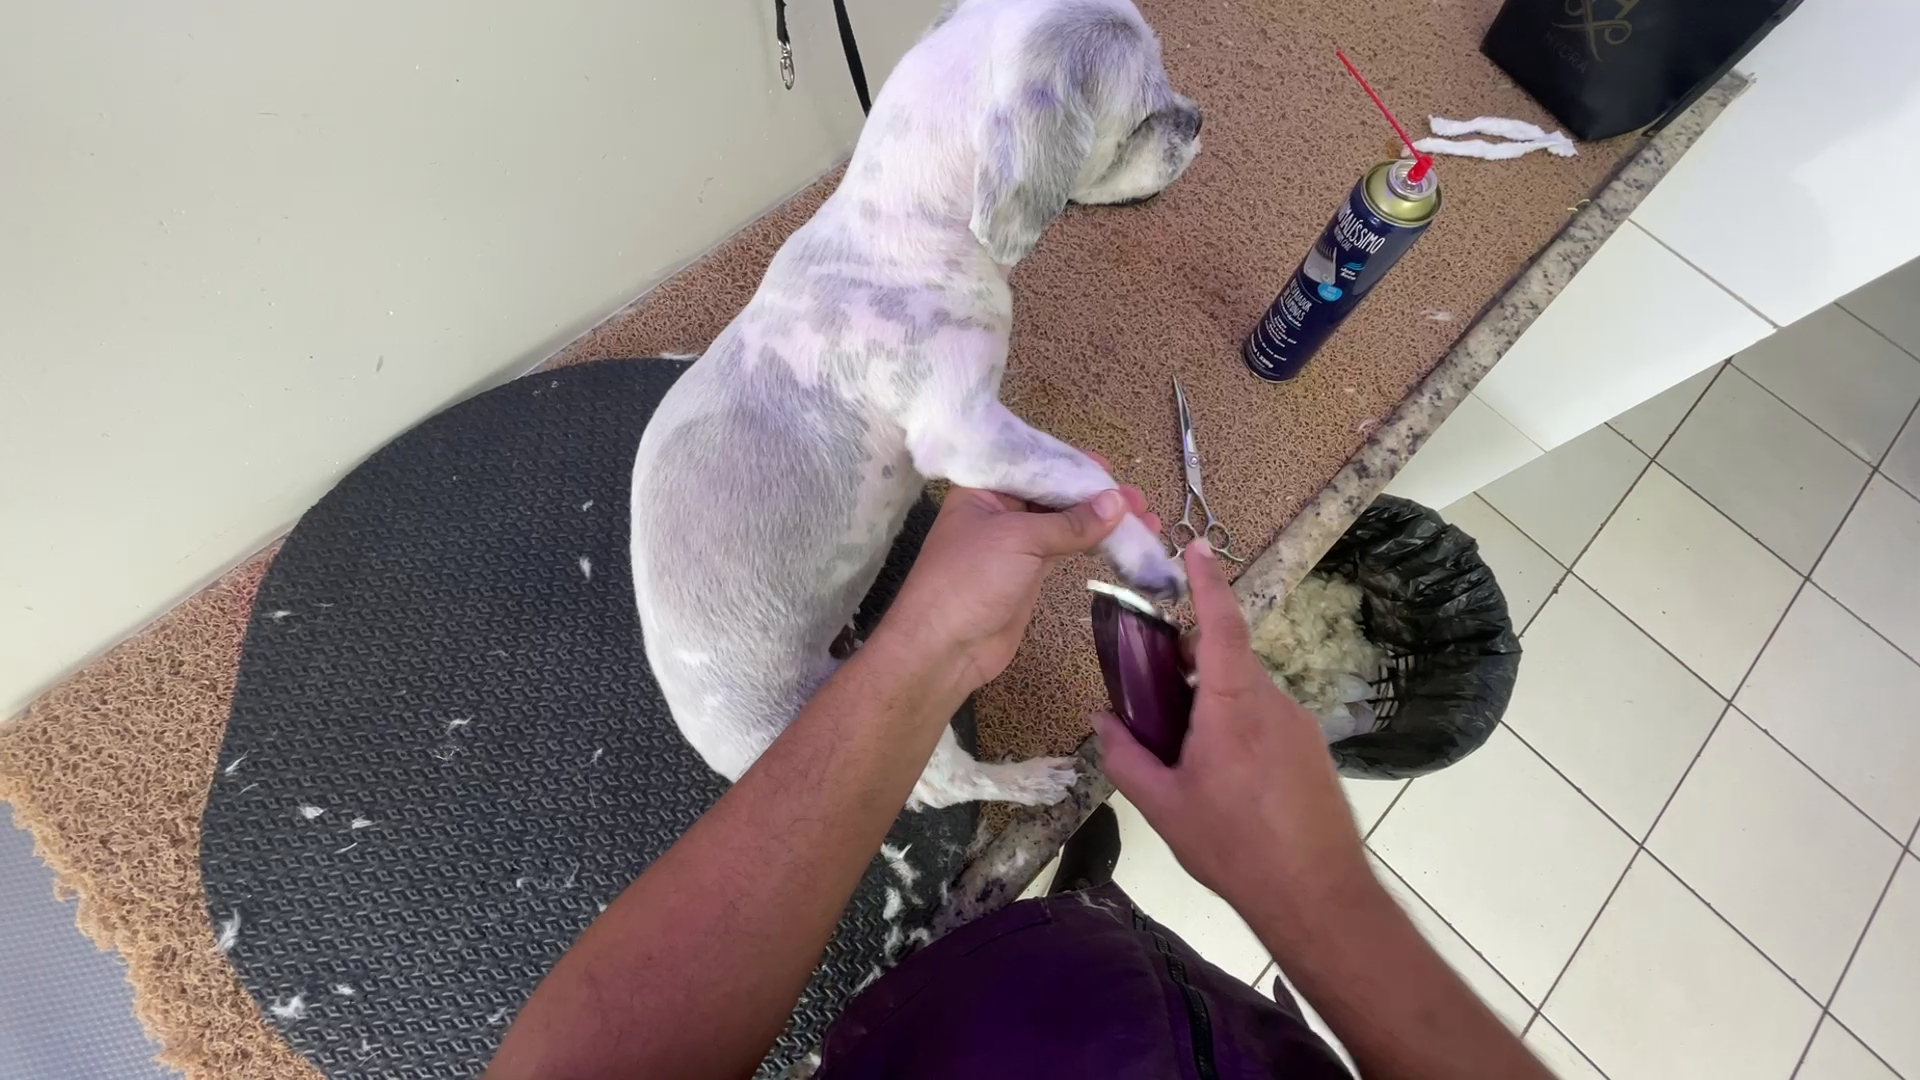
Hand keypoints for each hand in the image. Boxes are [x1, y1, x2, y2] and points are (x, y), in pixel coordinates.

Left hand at [875, 479, 1159, 704]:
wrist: (944, 648)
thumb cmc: (969, 580)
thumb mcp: (1019, 539)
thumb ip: (1070, 522)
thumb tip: (1118, 502)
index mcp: (983, 490)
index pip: (1033, 464)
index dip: (1072, 465)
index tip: (1110, 468)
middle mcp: (998, 511)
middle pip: (1053, 493)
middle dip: (1096, 495)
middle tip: (1140, 501)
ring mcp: (1014, 544)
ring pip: (1064, 523)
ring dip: (1102, 521)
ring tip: (1146, 519)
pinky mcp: (1028, 573)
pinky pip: (1065, 550)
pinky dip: (1093, 545)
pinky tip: (1122, 542)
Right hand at [1094, 541, 1373, 919]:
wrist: (1321, 899)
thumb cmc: (1235, 847)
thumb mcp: (1164, 806)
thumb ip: (1124, 757)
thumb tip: (1102, 721)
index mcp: (1231, 706)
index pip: (1221, 627)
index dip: (1209, 583)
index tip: (1197, 550)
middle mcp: (1271, 702)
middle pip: (1226, 659)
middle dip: (1190, 661)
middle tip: (1155, 692)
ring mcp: (1299, 725)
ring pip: (1245, 691)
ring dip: (1212, 699)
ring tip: (1186, 749)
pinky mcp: (1313, 749)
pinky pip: (1266, 715)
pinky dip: (1237, 722)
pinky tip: (1226, 775)